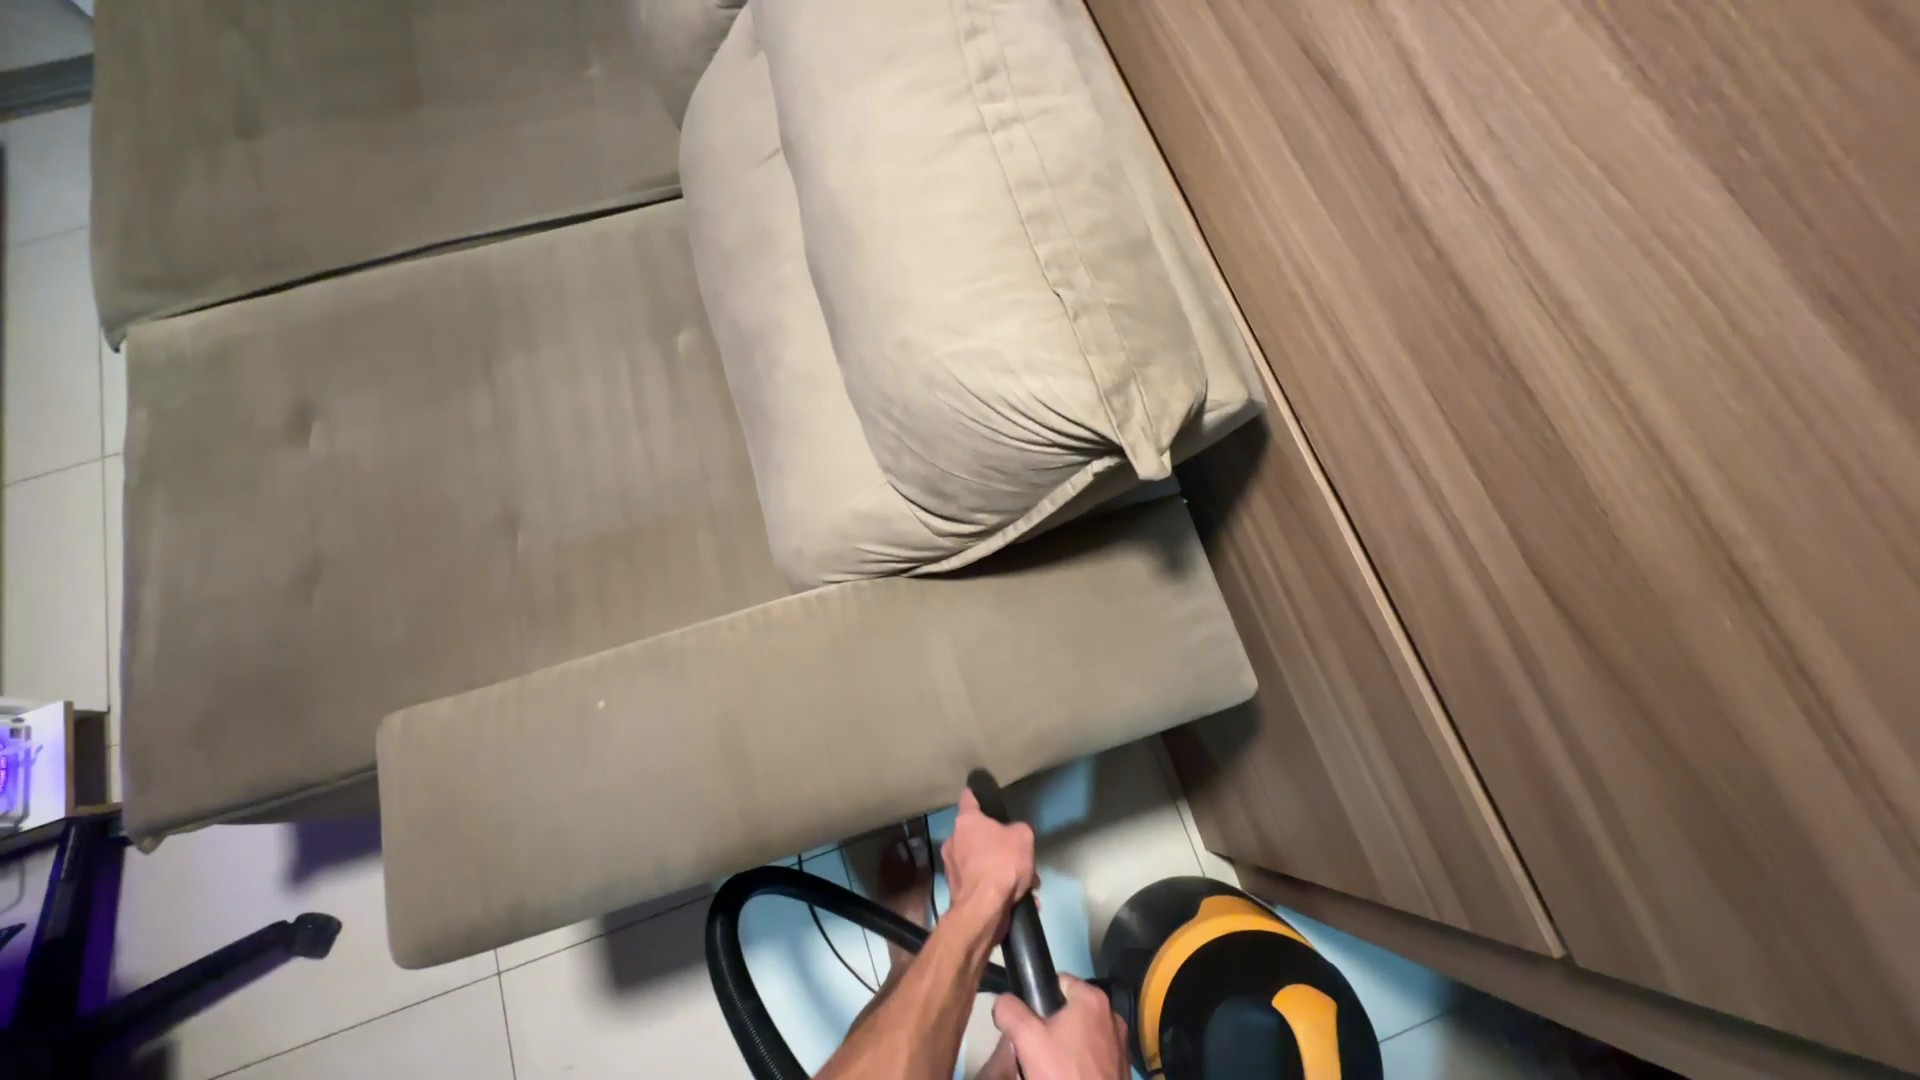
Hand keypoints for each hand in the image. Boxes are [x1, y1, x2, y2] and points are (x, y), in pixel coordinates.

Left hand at [941, 788, 1037, 919]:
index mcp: (966, 822)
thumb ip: (1018, 830)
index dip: (978, 796)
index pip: (968, 798)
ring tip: (1025, 884)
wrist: (984, 908)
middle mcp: (953, 841)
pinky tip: (1017, 900)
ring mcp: (952, 868)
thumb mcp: (1023, 836)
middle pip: (978, 835)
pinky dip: (997, 890)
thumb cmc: (1002, 862)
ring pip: (981, 862)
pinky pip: (981, 884)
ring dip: (1001, 871)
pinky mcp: (957, 891)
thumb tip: (1013, 837)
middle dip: (999, 846)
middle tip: (1018, 856)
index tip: (985, 797)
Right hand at [992, 976, 1128, 1079]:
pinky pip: (1092, 1057)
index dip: (1037, 1000)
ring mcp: (1119, 1044)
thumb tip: (1003, 1002)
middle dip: (1048, 1029)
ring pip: (1079, 1036)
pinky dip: (1079, 1065)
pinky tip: (1066, 1078)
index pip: (1056, 982)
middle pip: (1067, 1011)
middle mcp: (1111, 1016)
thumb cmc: (1064, 1074)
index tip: (1028, 1023)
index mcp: (1093, 998)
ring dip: (1063, 1049)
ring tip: (1048, 1070)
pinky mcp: (1121, 1069)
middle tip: (1035, 1051)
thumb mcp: (1027, 1038)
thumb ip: (1009, 1010)